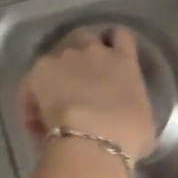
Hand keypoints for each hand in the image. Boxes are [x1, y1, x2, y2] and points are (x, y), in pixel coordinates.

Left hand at [16, 26, 157, 160]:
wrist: (94, 142)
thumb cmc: (129, 136)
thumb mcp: (145, 121)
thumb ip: (134, 105)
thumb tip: (127, 112)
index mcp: (123, 62)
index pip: (122, 36)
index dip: (116, 44)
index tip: (113, 57)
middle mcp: (93, 51)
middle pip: (84, 35)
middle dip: (82, 51)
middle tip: (82, 77)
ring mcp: (64, 58)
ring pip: (56, 55)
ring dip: (57, 71)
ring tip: (55, 99)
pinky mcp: (38, 72)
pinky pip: (31, 82)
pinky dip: (32, 98)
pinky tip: (35, 122)